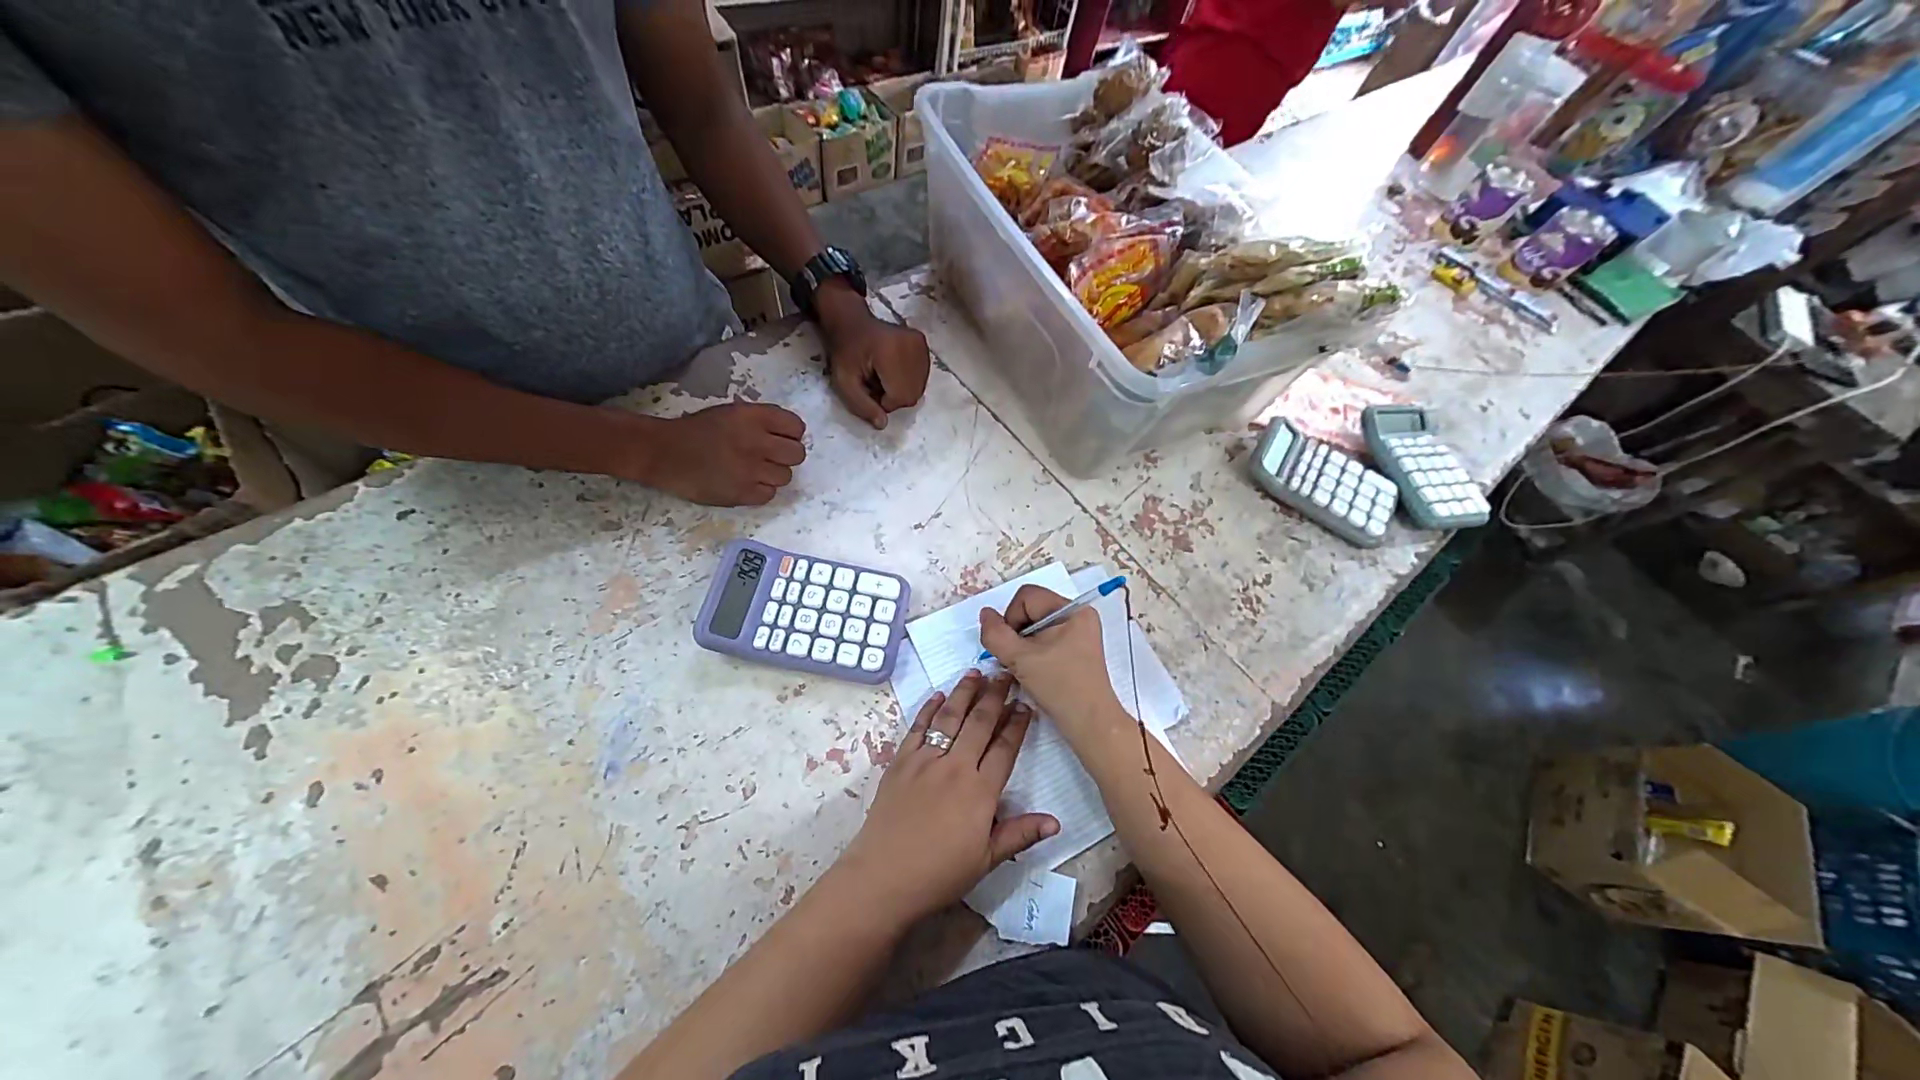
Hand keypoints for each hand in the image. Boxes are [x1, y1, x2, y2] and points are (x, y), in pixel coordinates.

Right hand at [626, 402, 805, 505]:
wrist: (663, 453)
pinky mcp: (742, 494)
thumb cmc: (696, 430)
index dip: (791, 434)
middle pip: (797, 454)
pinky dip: (761, 490)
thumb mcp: (731, 413)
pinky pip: (769, 494)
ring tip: (754, 471)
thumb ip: (760, 422)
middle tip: (770, 457)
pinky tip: (745, 483)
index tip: (780, 438)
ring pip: (785, 476)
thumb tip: (786, 435)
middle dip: (787, 455)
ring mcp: (751, 470)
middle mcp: (757, 443)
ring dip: (773, 474)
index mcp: (754, 417)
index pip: (796, 426)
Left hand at [816, 282, 929, 429]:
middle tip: (875, 383)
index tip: (869, 388)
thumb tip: (883, 424)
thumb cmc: (845, 352)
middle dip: (893, 397)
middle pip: (912, 394)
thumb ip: (860, 405)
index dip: (883, 401)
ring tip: (883, 375)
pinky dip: (908, 380)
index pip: (900, 397)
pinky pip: (921, 377)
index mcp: (891, 352)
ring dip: (901, 389)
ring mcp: (921, 344)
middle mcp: (912, 346)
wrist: (852, 322)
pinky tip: (893, 369)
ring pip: (918, 388)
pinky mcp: (923, 344)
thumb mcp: (843, 382)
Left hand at [837, 672, 1058, 924]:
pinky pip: (918, 728)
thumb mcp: (986, 860)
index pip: (1005, 748)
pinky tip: (938, 696)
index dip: (1017, 724)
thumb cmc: (939, 873)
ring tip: (976, 673)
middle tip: (1005, 675)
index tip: (1026, 705)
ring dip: (964, 693)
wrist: (883, 876)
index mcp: (980, 791)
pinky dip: (929, 709)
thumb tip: (1055, 822)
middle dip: (994, 696)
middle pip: (979, 723)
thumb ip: (1019, 833)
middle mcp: (955, 767)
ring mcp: (925, 761)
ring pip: (949, 717)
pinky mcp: (900, 762)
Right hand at [978, 585, 1122, 735]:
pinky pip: (1046, 639)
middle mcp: (1078, 615)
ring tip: (1023, 668)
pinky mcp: (1076, 649)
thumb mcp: (1019, 658)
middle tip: (1015, 660)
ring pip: (1035, 627)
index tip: (1011, 648)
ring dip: (1022, 645)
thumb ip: (995, 634)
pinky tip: (1033, 672)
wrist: (1090, 723)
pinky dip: (1033, 652)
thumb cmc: (1059, 687)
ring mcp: (1079, 633)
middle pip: (1031, 609)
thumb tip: (985, 614)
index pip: (1026, 597)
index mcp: (1072, 610)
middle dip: (1016, 633)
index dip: (1010, 619)